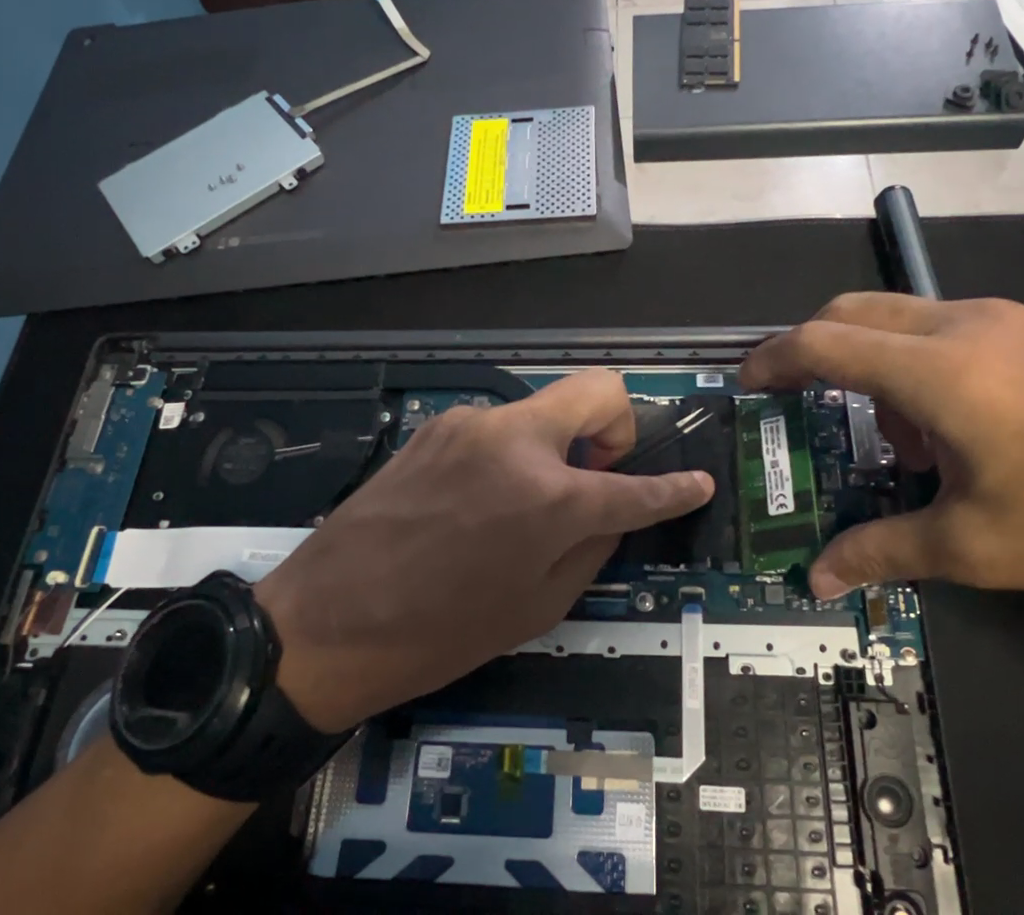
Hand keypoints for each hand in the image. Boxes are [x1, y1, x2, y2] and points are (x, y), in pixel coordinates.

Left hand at [254, 369, 714, 730]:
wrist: (325, 622)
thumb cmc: (439, 633)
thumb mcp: (538, 607)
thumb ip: (592, 546)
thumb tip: (616, 512)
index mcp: (548, 497)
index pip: (635, 485)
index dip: (675, 488)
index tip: (697, 483)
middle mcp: (513, 440)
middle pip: (597, 389)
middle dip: (616, 428)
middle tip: (597, 477)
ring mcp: (469, 424)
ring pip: (543, 408)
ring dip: (557, 444)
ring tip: (527, 503)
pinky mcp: (434, 428)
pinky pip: (497, 427)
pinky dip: (512, 453)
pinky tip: (481, 501)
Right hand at [739, 293, 1023, 648]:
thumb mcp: (974, 547)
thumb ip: (881, 550)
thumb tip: (818, 578)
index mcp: (941, 372)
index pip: (826, 342)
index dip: (775, 359)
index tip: (747, 383)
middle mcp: (971, 326)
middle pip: (859, 311)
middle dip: (815, 348)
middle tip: (795, 397)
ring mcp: (1016, 324)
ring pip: (908, 318)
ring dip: (876, 362)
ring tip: (895, 441)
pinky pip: (956, 331)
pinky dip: (923, 365)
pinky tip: (957, 431)